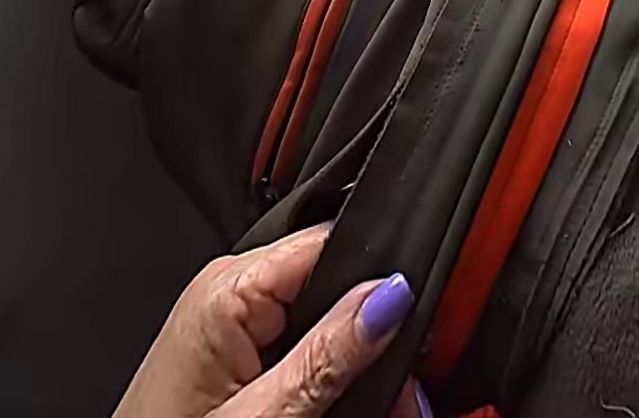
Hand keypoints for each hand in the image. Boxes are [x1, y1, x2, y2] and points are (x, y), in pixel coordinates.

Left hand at [114, 223, 429, 417]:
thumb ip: (329, 353)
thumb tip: (392, 292)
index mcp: (229, 288)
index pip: (334, 243)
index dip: (379, 278)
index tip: (409, 325)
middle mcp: (229, 287)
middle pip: (333, 276)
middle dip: (373, 325)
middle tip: (405, 385)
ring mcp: (229, 314)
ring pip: (323, 306)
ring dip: (356, 348)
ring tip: (381, 395)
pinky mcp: (231, 341)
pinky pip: (299, 329)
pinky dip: (328, 359)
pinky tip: (343, 388)